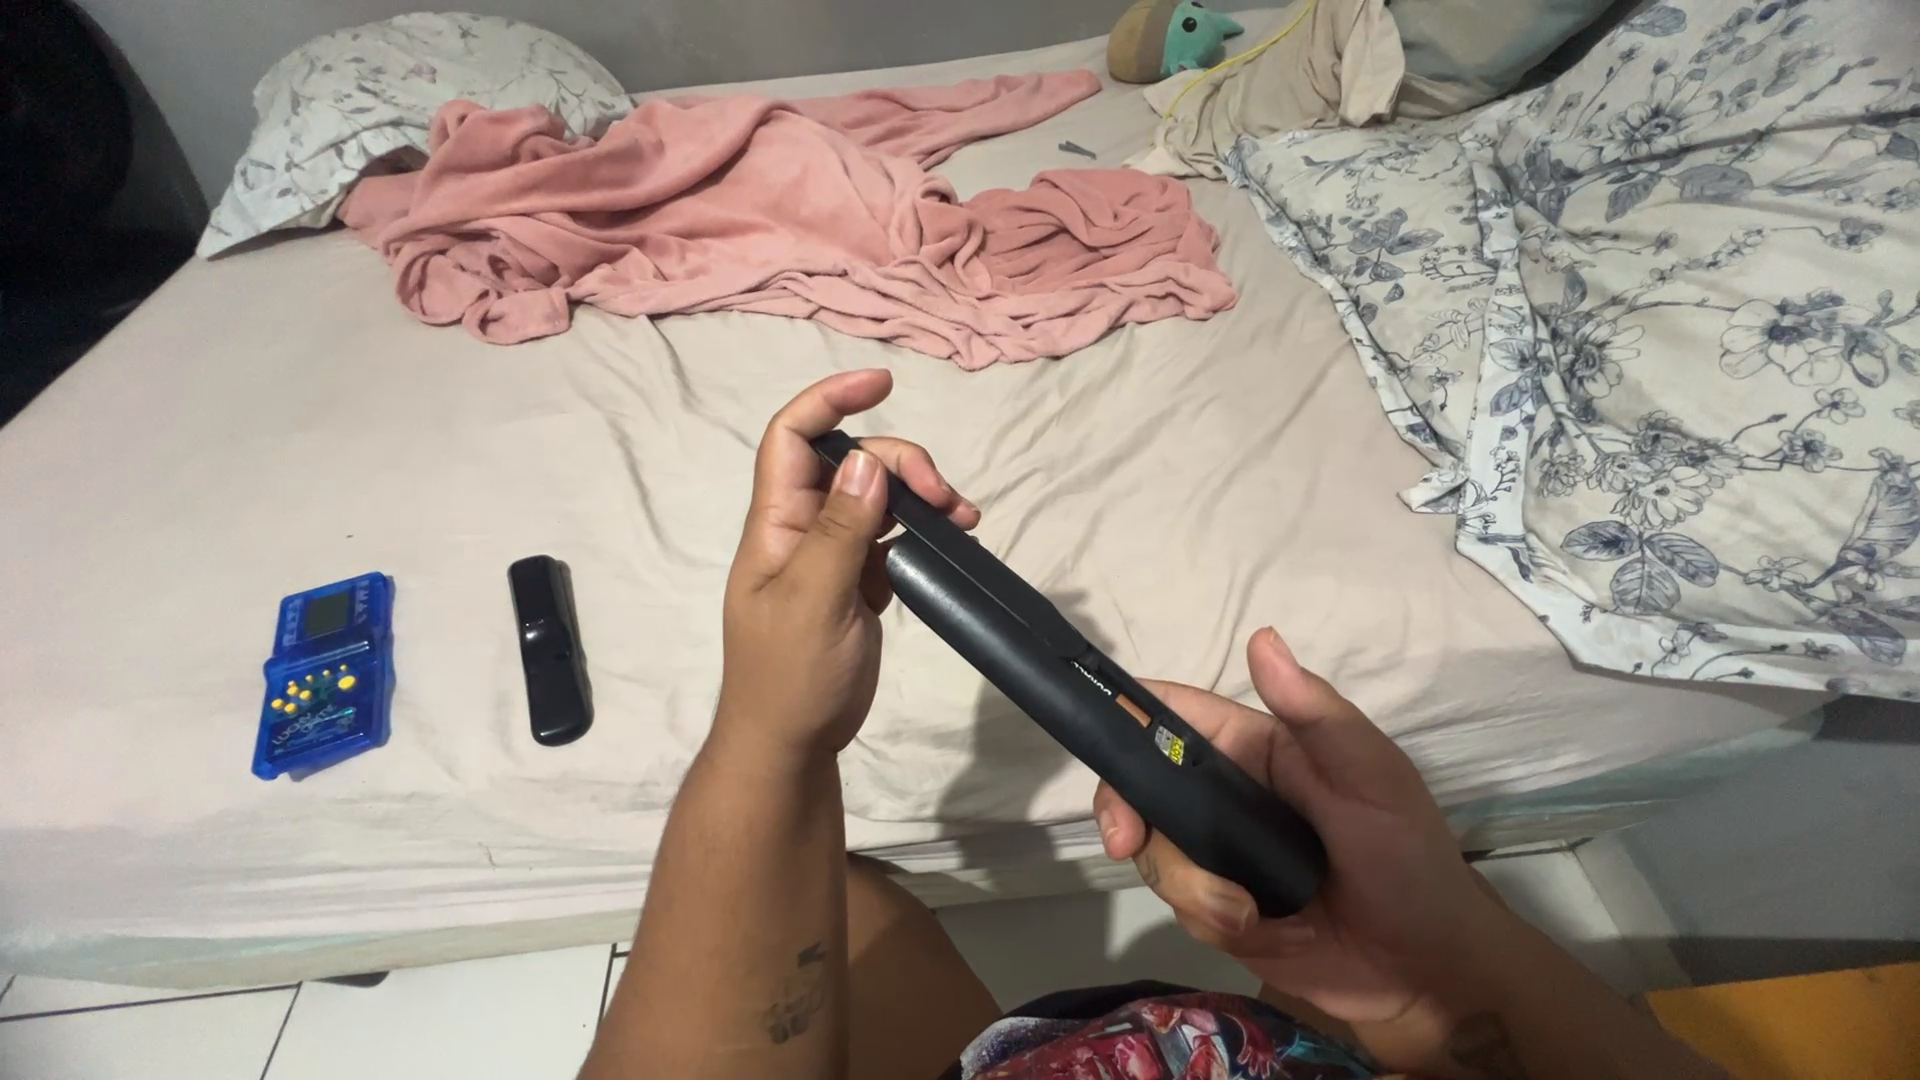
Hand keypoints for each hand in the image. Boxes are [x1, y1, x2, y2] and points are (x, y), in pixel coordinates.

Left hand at [713, 369, 978, 763]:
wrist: (793, 740)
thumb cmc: (790, 676)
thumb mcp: (814, 602)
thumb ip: (840, 531)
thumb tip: (865, 460)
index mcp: (778, 523)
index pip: (793, 438)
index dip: (831, 400)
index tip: (883, 383)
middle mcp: (805, 527)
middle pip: (851, 463)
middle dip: (901, 464)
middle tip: (944, 496)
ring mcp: (834, 554)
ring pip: (879, 498)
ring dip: (922, 496)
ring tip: (963, 517)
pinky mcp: (859, 581)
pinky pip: (893, 536)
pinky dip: (924, 531)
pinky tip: (953, 539)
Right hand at [1095, 628, 1502, 1025]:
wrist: (1427, 972)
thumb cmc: (1406, 853)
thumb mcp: (1372, 775)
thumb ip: (1315, 712)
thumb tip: (1261, 637)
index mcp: (1244, 747)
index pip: (1167, 715)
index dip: (1124, 716)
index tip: (1096, 740)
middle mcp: (1216, 793)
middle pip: (1135, 784)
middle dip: (1122, 811)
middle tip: (1125, 842)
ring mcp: (1210, 850)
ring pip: (1151, 848)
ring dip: (1186, 882)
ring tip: (1244, 909)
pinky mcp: (1211, 903)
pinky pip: (1176, 901)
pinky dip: (1205, 914)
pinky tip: (1252, 926)